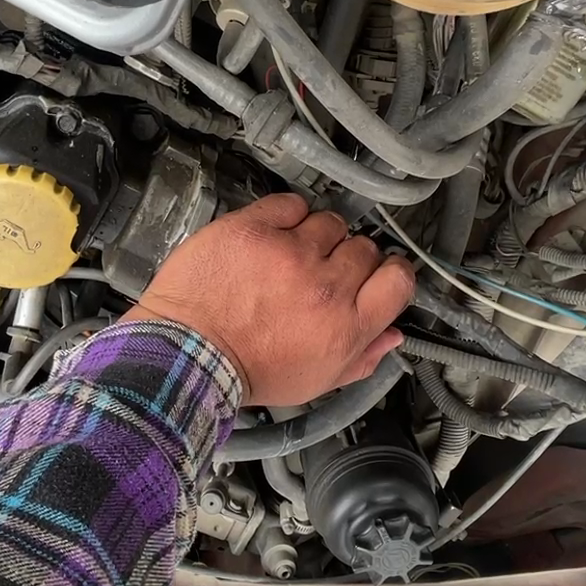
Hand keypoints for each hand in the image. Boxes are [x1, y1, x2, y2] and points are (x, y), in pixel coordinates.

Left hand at [124, 194, 415, 404]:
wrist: (187, 353)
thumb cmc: (245, 370)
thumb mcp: (315, 381)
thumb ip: (360, 358)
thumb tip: (391, 336)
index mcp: (344, 325)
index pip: (398, 280)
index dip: (391, 273)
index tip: (378, 272)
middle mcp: (323, 286)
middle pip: (364, 248)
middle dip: (347, 259)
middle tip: (321, 272)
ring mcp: (288, 252)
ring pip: (329, 223)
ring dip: (316, 236)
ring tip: (291, 256)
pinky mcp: (253, 229)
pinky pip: (290, 204)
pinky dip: (286, 215)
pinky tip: (273, 235)